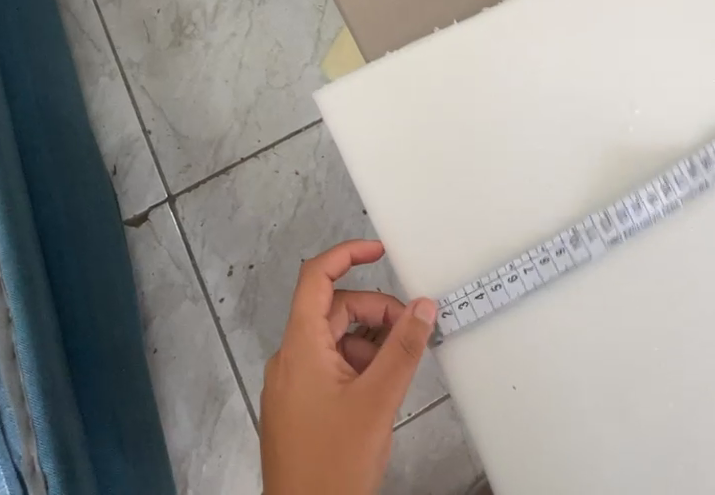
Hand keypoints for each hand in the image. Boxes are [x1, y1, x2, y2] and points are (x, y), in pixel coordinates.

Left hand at [260, 239, 435, 494]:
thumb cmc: (334, 463)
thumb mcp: (378, 401)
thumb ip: (403, 349)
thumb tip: (424, 306)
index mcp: (300, 345)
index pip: (316, 277)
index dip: (346, 254)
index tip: (380, 250)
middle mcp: (290, 357)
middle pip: (333, 310)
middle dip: (373, 312)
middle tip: (411, 333)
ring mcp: (291, 383)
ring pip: (333, 339)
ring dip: (368, 342)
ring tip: (398, 368)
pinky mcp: (297, 406)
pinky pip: (328, 366)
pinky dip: (357, 365)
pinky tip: (380, 390)